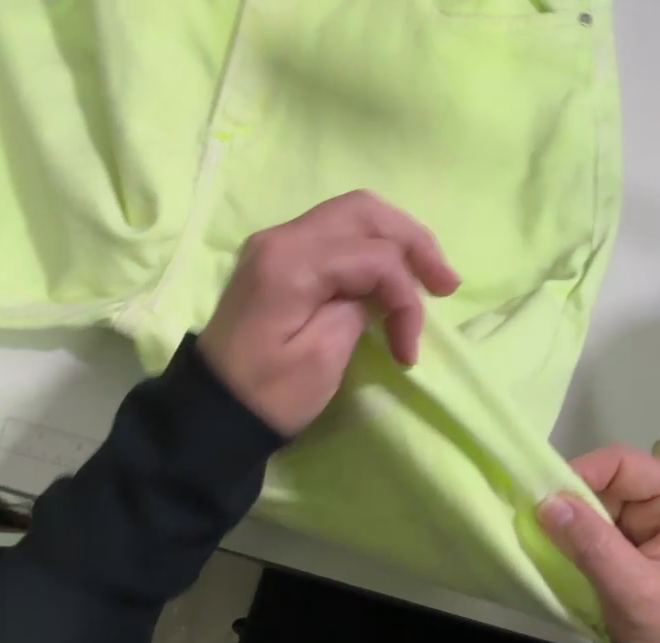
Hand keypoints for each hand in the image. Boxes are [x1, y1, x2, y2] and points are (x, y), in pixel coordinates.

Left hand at [198, 191, 459, 435]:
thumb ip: (357, 311)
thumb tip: (371, 295)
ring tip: (428, 280)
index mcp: (291, 261)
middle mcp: (282, 237)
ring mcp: (276, 246)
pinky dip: (368, 255)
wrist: (213, 412)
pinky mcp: (277, 263)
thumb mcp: (321, 359)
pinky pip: (333, 240)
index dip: (405, 298)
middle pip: (364, 213)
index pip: (372, 255)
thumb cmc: (268, 395)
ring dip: (394, 245)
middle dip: (412, 244)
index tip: (408, 351)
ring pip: (351, 219)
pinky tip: (388, 280)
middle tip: (446, 284)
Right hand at [537, 446, 659, 642]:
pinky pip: (594, 523)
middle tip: (536, 523)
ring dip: (568, 519)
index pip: (623, 464)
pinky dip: (572, 534)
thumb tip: (546, 502)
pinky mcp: (632, 539)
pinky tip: (556, 548)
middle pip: (606, 480)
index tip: (543, 500)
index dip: (581, 473)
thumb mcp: (632, 589)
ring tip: (543, 538)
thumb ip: (591, 544)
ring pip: (595, 502)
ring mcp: (650, 521)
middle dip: (570, 500)